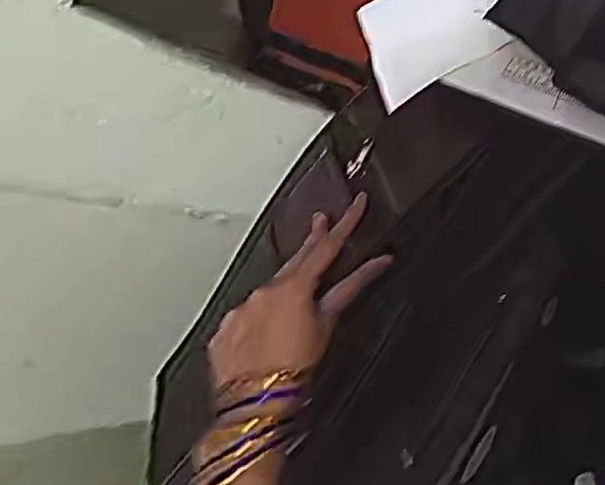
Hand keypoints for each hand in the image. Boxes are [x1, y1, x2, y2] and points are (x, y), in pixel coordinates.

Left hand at [207, 194, 391, 390]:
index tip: (358, 202)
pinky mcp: (223, 330)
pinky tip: (271, 319)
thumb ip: (354, 284)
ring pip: (270, 285)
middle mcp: (263, 292)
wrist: (253, 402)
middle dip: (312, 240)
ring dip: (287, 280)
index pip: (328, 244)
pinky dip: (262, 309)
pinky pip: (247, 310)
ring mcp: (240, 311)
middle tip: (322, 221)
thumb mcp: (329, 319)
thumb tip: (381, 262)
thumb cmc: (295, 361)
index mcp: (293, 285)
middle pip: (296, 258)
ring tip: (301, 283)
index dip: (347, 221)